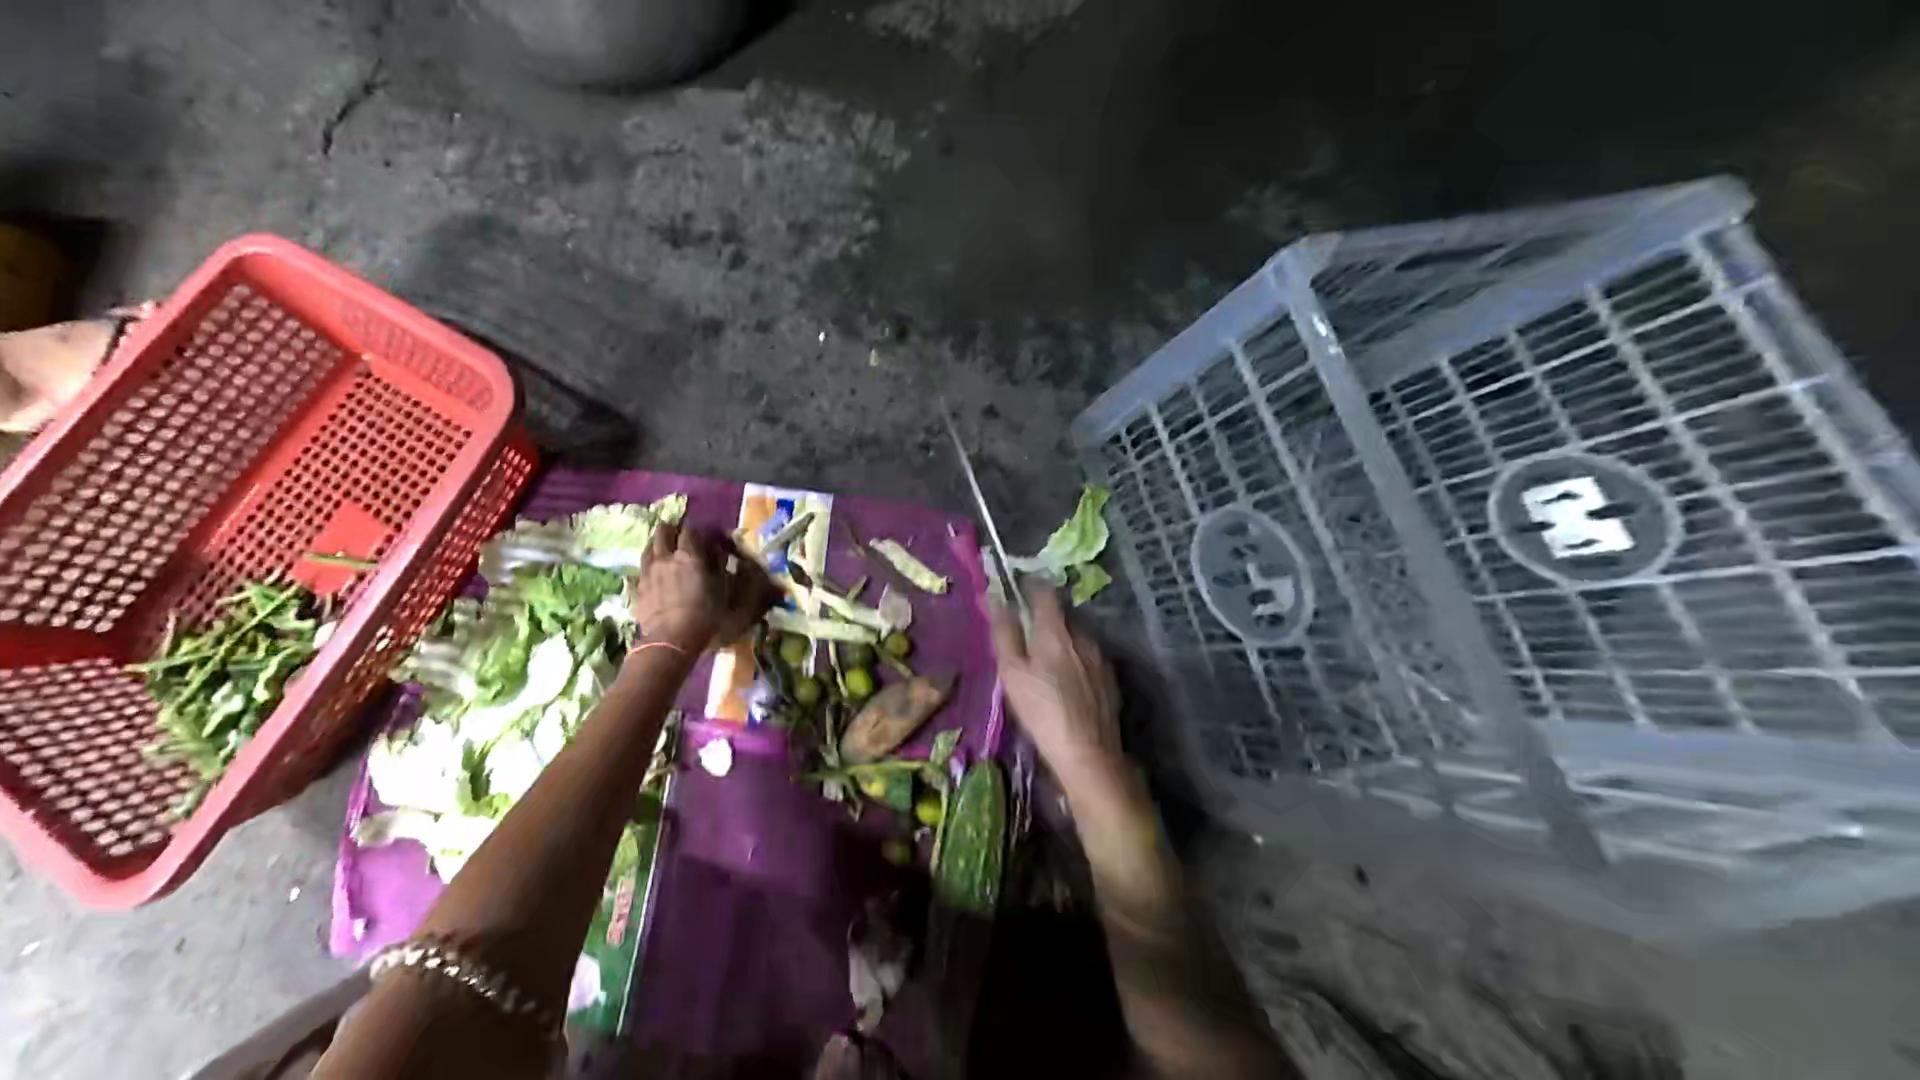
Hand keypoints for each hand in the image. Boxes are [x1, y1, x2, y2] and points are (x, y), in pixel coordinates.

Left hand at [632, 522, 776, 651]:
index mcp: (689, 555)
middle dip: (670, 529)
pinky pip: (640, 567)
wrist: (672, 638)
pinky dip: (648, 564)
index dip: (694, 530)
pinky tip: (652, 571)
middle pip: (662, 532)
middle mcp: (665, 557)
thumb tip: (718, 551)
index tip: (699, 534)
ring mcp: (647, 571)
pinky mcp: (637, 586)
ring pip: (648, 547)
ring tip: (662, 548)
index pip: (689, 531)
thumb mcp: (721, 588)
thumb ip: (718, 565)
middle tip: (677, 534)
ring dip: (656, 544)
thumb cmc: (704, 613)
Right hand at [990, 578, 1125, 798]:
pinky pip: (1087, 656)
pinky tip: (1065, 680)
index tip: (1019, 586)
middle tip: (1026, 629)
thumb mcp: (1012, 674)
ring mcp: (1100, 657)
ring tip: (1045, 659)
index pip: (1045, 592)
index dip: (1031, 584)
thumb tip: (997, 599)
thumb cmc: (1042, 712)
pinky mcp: (1110, 678)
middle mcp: (1083, 636)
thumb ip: (1005, 633)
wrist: (1088, 754)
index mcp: (1056, 631)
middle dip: (1045, 614)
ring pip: (1077, 635)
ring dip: (1061, 637)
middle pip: (1062, 613)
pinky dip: (1074, 657)